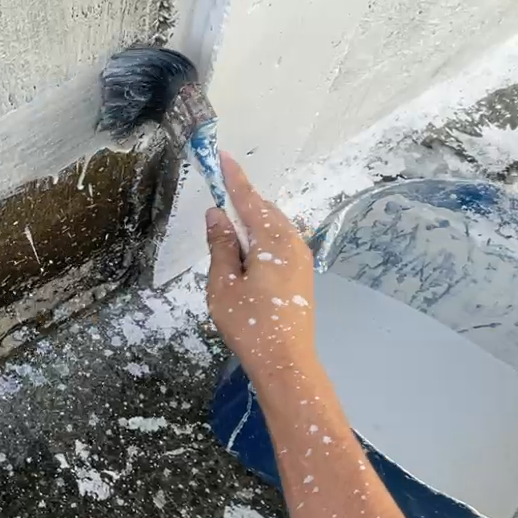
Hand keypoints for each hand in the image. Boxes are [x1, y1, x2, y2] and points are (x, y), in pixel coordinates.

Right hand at [204, 152, 316, 375]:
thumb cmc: (248, 322)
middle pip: (264, 211)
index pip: (249, 200)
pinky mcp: (300, 274)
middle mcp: (292, 243)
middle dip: (241, 200)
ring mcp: (300, 259)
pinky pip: (277, 242)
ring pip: (272, 227)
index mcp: (272, 241)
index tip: (223, 156)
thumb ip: (220, 244)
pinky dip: (259, 235)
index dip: (234, 178)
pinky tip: (244, 247)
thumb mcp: (222, 282)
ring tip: (226, 223)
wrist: (284, 361)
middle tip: (218, 192)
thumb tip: (217, 214)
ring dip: (250, 220)